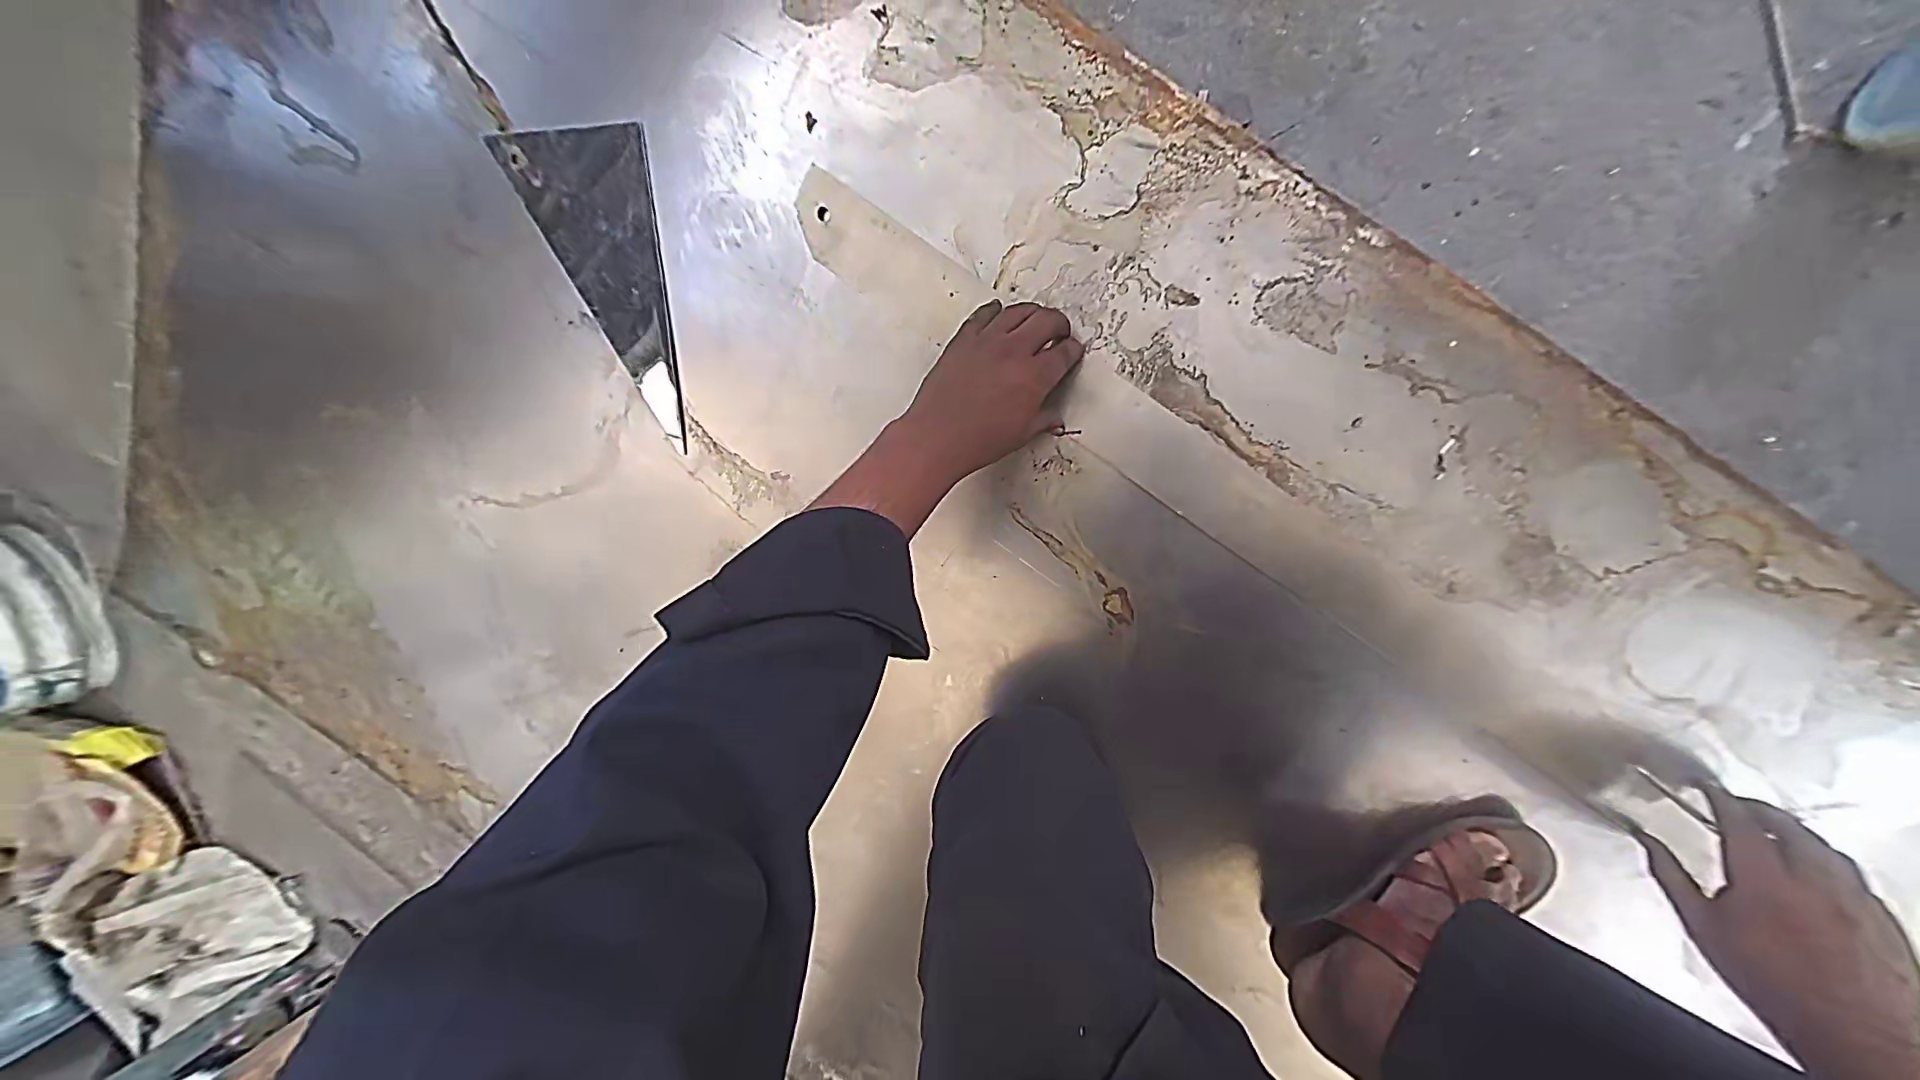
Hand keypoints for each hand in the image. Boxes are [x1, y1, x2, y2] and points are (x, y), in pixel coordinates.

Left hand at [895, 300, 1084, 482]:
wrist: (938, 436)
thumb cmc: (978, 439)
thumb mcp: (1021, 433)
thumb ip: (1043, 419)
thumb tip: (1053, 418)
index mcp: (1035, 376)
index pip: (1065, 352)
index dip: (1073, 350)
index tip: (1072, 351)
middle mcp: (1014, 352)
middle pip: (1047, 320)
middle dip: (1059, 324)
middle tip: (1059, 332)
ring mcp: (987, 341)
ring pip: (1019, 310)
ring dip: (1032, 313)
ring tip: (1034, 321)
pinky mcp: (964, 340)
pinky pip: (984, 314)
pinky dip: (995, 311)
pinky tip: (998, 314)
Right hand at [1639, 789, 1919, 1079]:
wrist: (1855, 1035)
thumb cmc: (1775, 985)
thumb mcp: (1702, 926)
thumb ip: (1671, 875)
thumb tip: (1648, 841)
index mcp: (1763, 876)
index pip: (1739, 819)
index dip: (1719, 797)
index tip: (1707, 788)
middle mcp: (1814, 880)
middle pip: (1788, 826)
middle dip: (1759, 809)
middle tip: (1738, 803)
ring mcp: (1856, 899)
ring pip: (1827, 848)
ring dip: (1796, 831)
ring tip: (1776, 829)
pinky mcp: (1885, 919)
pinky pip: (1854, 875)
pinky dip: (1829, 861)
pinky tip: (1818, 869)